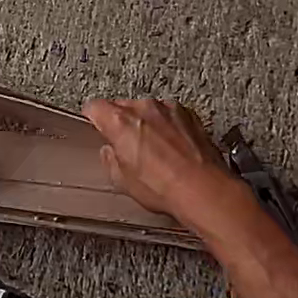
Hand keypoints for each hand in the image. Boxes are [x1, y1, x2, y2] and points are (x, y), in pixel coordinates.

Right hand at [83, 98, 248, 231]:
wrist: (204, 190)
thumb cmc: (165, 186)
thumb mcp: (121, 180)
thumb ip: (109, 158)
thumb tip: (111, 153)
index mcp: (119, 120)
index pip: (94, 107)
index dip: (93, 119)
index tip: (96, 126)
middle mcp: (143, 108)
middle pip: (120, 106)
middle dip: (120, 123)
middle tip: (126, 147)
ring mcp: (168, 109)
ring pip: (146, 110)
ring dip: (145, 124)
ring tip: (152, 151)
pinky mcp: (189, 115)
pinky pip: (169, 115)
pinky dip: (167, 127)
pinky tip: (171, 150)